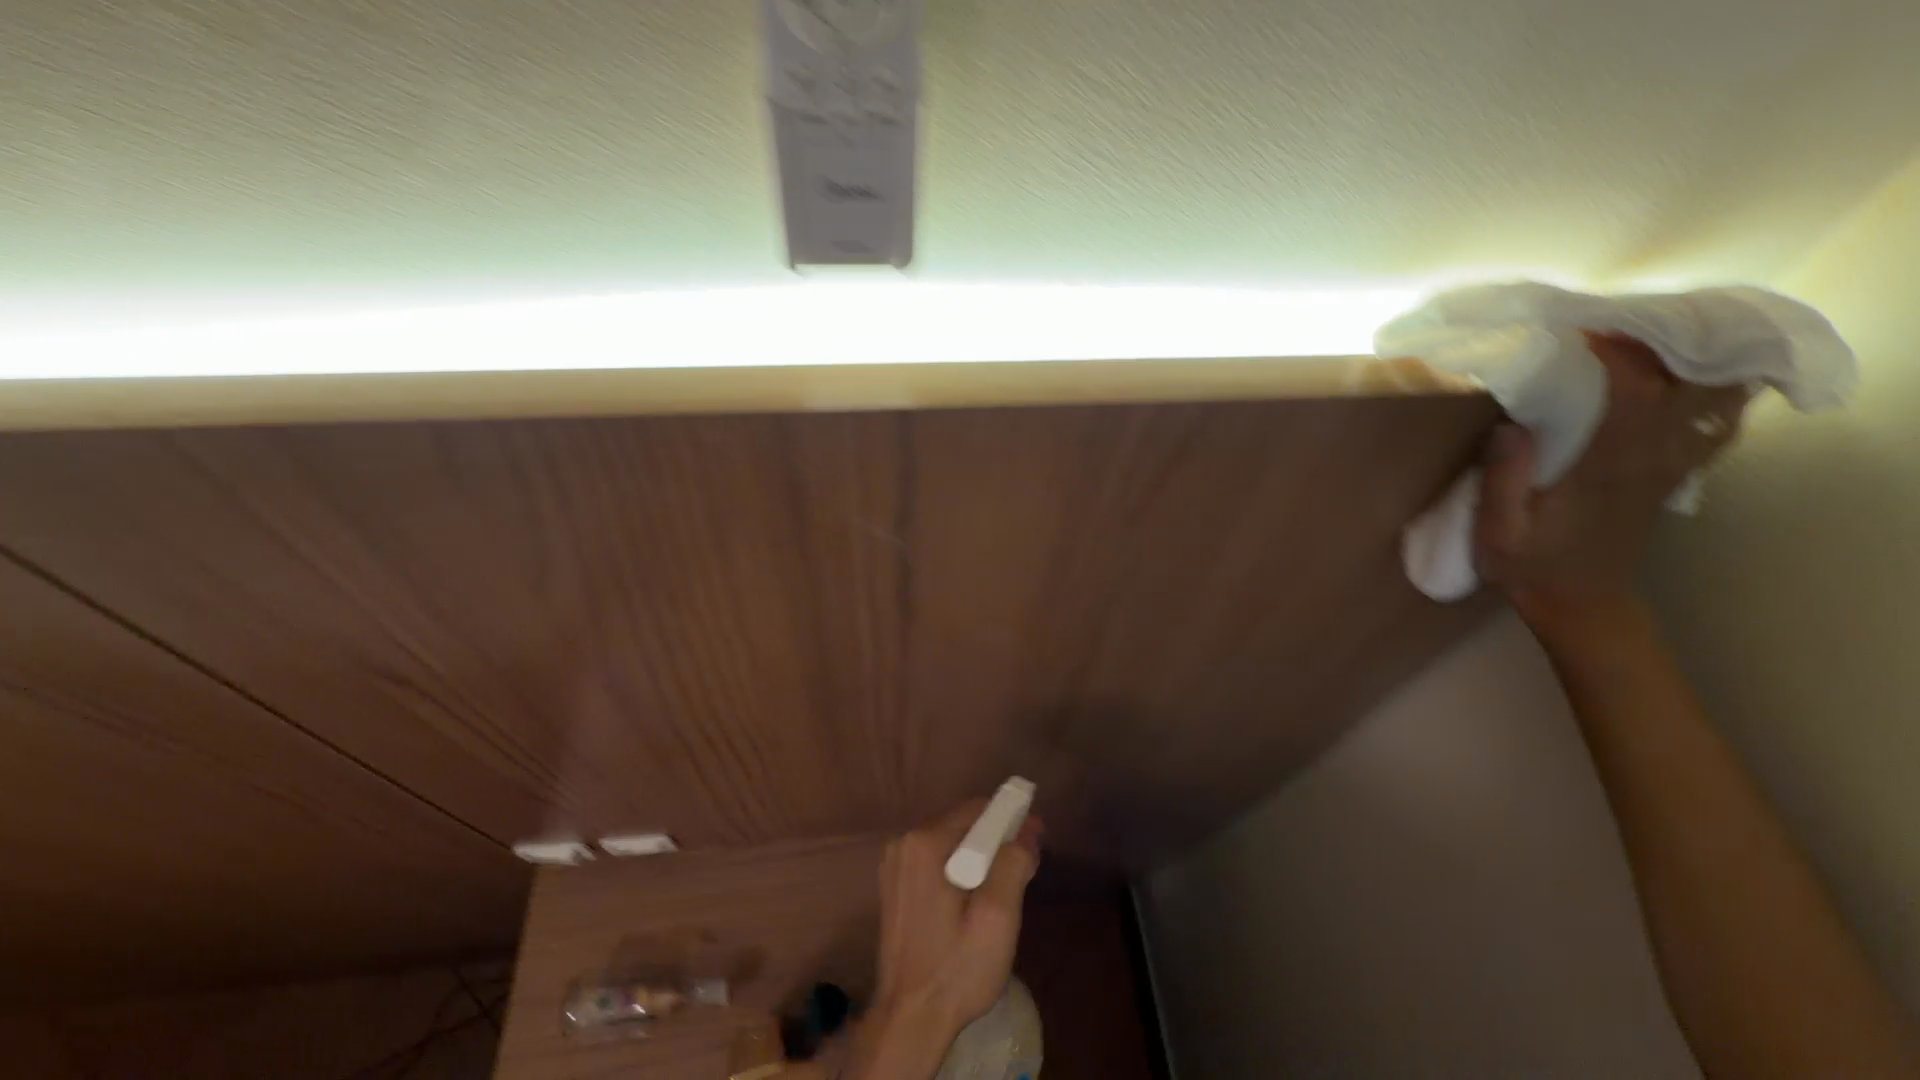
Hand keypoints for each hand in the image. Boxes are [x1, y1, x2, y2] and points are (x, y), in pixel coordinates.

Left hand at [844, 799, 1042, 1079]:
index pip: (977, 808)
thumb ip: (1013, 863)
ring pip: (949, 845)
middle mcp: (902, 844)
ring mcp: (893, 867)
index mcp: (924, 844)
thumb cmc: (956, 967)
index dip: (1010, 820)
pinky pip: (935, 864)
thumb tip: (1028, 826)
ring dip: (978, 860)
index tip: (1035, 843)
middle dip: (995, 842)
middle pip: (962, 825)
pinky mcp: (893, 889)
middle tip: (1022, 876)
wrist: (909, 1019)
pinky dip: (958, 873)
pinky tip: (972, 907)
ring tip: (1001, 896)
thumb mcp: (998, 916)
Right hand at [1476, 331, 1750, 630]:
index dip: (1615, 351)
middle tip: (1608, 322)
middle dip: (1651, 341)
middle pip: (1679, 381)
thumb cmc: (1532, 569)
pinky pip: (1708, 416)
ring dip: (1685, 359)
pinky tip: (1677, 373)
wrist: (1582, 605)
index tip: (1577, 332)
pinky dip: (1704, 386)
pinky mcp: (1671, 471)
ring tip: (1644, 338)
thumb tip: (1511, 424)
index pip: (1636, 390)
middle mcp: (1651, 459)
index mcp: (1608, 468)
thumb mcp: (1499, 535)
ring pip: (1705, 395)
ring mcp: (1669, 464)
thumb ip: (1504, 481)